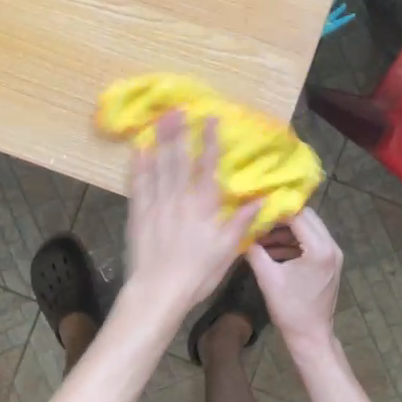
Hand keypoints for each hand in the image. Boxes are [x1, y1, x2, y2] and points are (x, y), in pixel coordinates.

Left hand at [123, 111, 261, 318]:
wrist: (158, 292)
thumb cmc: (197, 274)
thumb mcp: (226, 251)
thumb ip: (241, 222)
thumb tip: (262, 199)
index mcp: (203, 206)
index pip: (207, 166)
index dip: (209, 140)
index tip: (210, 118)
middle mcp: (179, 198)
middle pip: (179, 158)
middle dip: (180, 131)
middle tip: (179, 108)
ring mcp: (156, 204)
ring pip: (158, 165)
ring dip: (161, 140)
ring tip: (161, 119)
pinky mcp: (138, 214)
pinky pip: (138, 183)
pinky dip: (139, 164)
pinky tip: (139, 148)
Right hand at [246, 207, 341, 350]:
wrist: (311, 336)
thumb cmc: (290, 309)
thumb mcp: (268, 278)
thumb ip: (255, 250)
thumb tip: (242, 231)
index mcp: (319, 249)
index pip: (297, 216)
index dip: (275, 211)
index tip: (256, 211)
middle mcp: (331, 246)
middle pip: (306, 217)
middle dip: (281, 217)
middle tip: (259, 221)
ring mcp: (333, 254)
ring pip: (309, 228)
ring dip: (286, 230)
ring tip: (262, 236)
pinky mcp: (330, 262)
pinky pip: (312, 241)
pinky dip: (294, 241)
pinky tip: (272, 248)